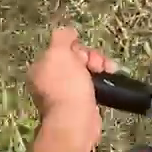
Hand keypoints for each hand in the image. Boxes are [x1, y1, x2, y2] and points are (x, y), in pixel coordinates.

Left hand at [26, 27, 112, 148]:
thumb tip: (69, 32)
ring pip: (86, 69)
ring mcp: (65, 92)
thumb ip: (62, 37)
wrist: (76, 120)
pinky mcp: (80, 102)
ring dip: (100, 66)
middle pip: (76, 58)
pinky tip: (108, 80)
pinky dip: (101, 80)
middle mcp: (50, 79)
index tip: (85, 56)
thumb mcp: (59, 53)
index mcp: (41, 68)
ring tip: (110, 70)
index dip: (78, 48)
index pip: (63, 48)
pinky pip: (92, 83)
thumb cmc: (66, 85)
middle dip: (92, 57)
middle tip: (99, 66)